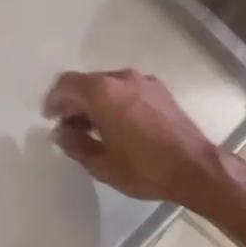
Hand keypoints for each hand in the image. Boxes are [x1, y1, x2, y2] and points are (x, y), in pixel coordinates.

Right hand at [43, 69, 223, 207]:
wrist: (195, 167)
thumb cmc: (144, 168)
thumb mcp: (102, 165)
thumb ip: (76, 145)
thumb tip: (63, 133)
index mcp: (103, 93)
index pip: (66, 84)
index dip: (53, 100)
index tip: (50, 118)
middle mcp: (122, 78)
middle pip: (87, 82)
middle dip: (74, 102)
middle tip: (69, 127)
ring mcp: (143, 81)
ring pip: (107, 85)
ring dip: (94, 101)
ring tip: (92, 129)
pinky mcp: (159, 90)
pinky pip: (126, 89)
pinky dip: (114, 101)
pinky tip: (117, 125)